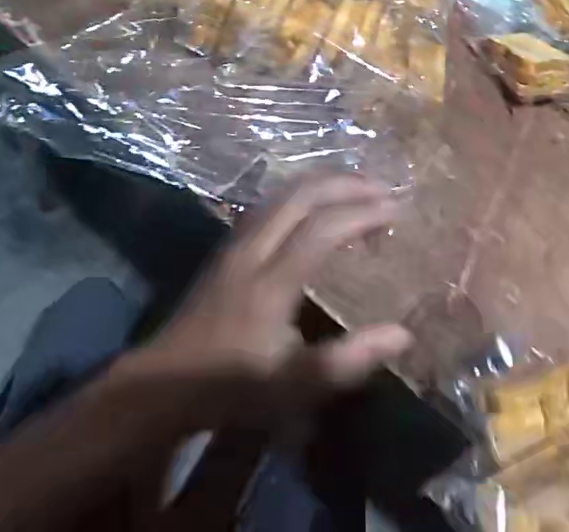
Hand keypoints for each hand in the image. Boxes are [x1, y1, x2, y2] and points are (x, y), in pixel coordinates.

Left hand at [119, 176, 411, 426]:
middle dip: (345, 183)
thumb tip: (403, 334)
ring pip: (282, 193)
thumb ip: (351, 358)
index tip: (396, 209)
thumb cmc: (234, 386)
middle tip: (383, 187)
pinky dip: (301, 192)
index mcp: (271, 282)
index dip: (361, 213)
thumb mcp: (296, 385)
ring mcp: (236, 242)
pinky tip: (315, 202)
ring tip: (357, 186)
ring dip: (322, 182)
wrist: (165, 382)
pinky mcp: (228, 245)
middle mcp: (253, 249)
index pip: (322, 229)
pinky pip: (270, 201)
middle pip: (300, 196)